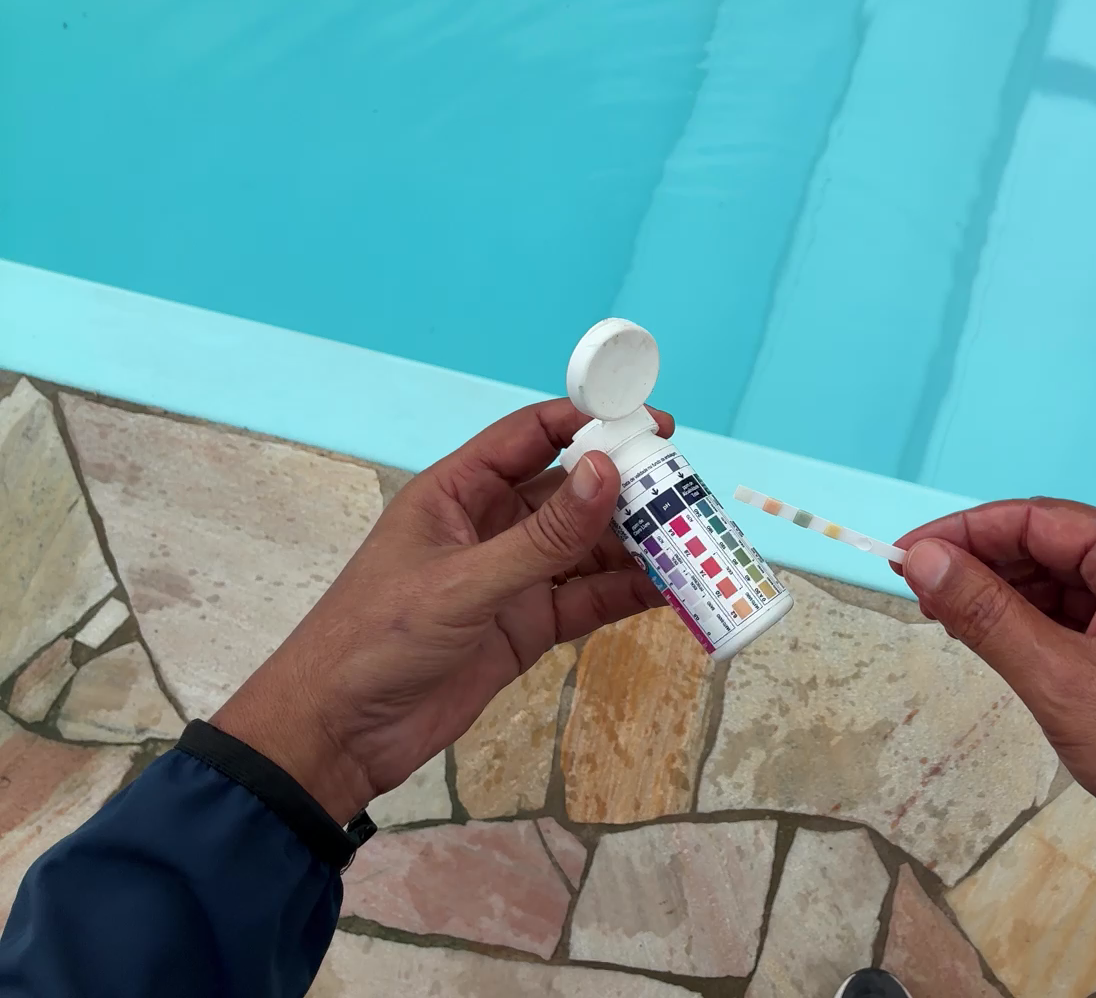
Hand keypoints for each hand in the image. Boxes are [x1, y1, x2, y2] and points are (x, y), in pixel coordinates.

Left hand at [211, 399, 668, 822]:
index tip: (650, 423)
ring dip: (638, 544)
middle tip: (686, 488)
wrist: (338, 741)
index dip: (591, 421)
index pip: (533, 436)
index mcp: (462, 492)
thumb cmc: (377, 640)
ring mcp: (521, 574)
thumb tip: (608, 470)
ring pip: (593, 545)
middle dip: (630, 488)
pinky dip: (631, 591)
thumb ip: (544, 534)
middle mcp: (498, 525)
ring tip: (691, 541)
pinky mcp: (536, 619)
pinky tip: (670, 588)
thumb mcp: (464, 583)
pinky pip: (594, 595)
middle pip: (577, 491)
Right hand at [896, 499, 1095, 997]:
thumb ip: (985, 611)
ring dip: (1003, 597)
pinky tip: (995, 640)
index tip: (906, 551)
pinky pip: (1077, 620)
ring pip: (1061, 586)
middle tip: (919, 590)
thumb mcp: (1057, 676)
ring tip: (946, 617)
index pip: (1039, 519)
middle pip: (1051, 547)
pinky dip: (1032, 627)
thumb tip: (921, 558)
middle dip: (982, 565)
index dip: (966, 531)